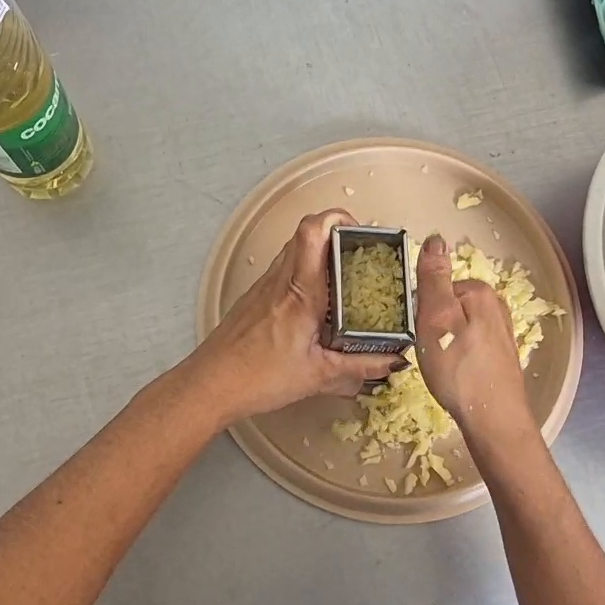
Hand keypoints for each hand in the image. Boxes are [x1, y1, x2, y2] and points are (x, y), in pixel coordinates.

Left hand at [184, 209, 397, 426]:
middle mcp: (280, 280)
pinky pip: (282, 270)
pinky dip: (303, 273)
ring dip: (319, 252)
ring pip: (293, 249)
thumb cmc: (258, 378)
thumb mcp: (319, 375)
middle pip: (305, 232)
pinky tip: (316, 304)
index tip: (360, 232)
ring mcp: (264, 286)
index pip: (314, 232)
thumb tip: (393, 359)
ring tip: (343, 278)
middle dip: (335, 232)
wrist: (210, 385)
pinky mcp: (254, 297)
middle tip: (359, 254)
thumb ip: (361, 366)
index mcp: (300, 292)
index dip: (338, 219)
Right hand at [413, 235, 534, 438]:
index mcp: (480, 292)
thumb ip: (434, 279)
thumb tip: (435, 238)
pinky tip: (454, 375)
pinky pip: (467, 345)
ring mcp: (500, 332)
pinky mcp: (499, 356)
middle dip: (433, 325)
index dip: (422, 308)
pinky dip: (456, 357)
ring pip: (456, 327)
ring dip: (443, 343)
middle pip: (448, 305)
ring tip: (441, 366)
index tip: (420, 331)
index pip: (437, 286)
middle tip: (429, 351)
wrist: (493, 420)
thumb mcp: (437, 319)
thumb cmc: (460, 370)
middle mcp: (495, 307)